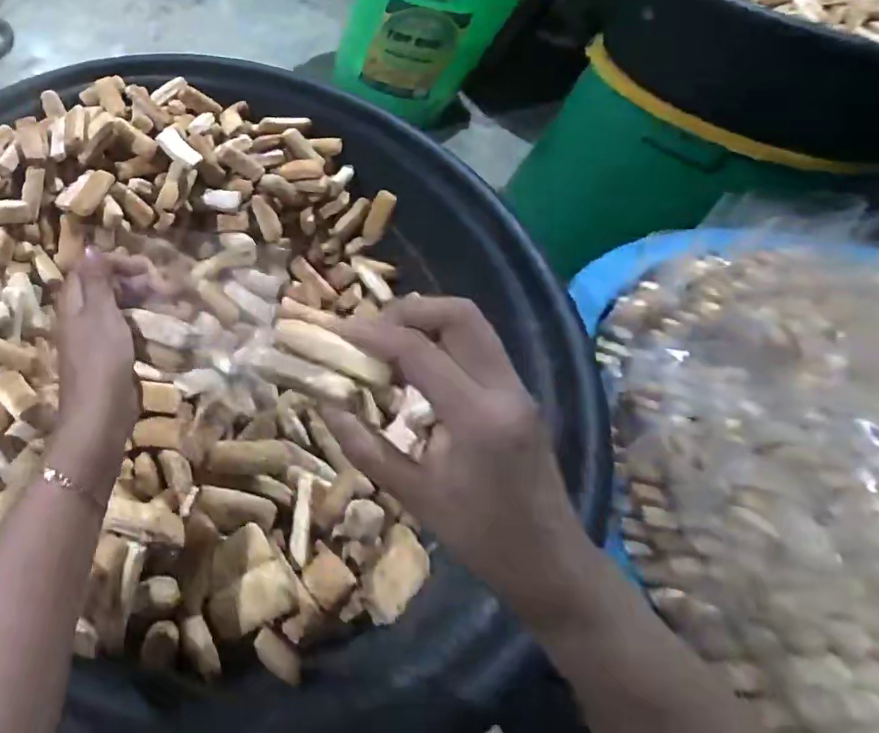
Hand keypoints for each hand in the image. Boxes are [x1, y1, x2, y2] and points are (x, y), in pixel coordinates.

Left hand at [49, 252, 141, 488]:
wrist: (100, 417)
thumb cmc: (100, 360)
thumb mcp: (100, 313)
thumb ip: (96, 281)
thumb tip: (89, 248)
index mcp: (72, 304)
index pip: (87, 269)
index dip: (114, 262)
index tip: (144, 268)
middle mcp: (79, 318)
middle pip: (103, 288)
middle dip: (131, 281)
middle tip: (160, 285)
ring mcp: (93, 340)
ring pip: (116, 309)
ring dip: (140, 301)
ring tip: (166, 302)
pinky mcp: (108, 359)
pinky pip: (124, 331)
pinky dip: (141, 324)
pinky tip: (160, 327)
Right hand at [324, 296, 587, 612]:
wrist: (553, 566)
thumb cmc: (480, 537)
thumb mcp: (413, 495)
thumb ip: (365, 445)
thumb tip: (325, 403)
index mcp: (477, 417)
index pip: (418, 350)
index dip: (372, 333)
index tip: (337, 331)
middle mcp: (504, 390)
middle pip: (459, 314)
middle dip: (407, 311)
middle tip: (370, 331)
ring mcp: (517, 388)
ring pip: (471, 323)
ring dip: (425, 321)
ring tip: (387, 345)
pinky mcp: (518, 393)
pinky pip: (477, 345)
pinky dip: (440, 340)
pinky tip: (414, 368)